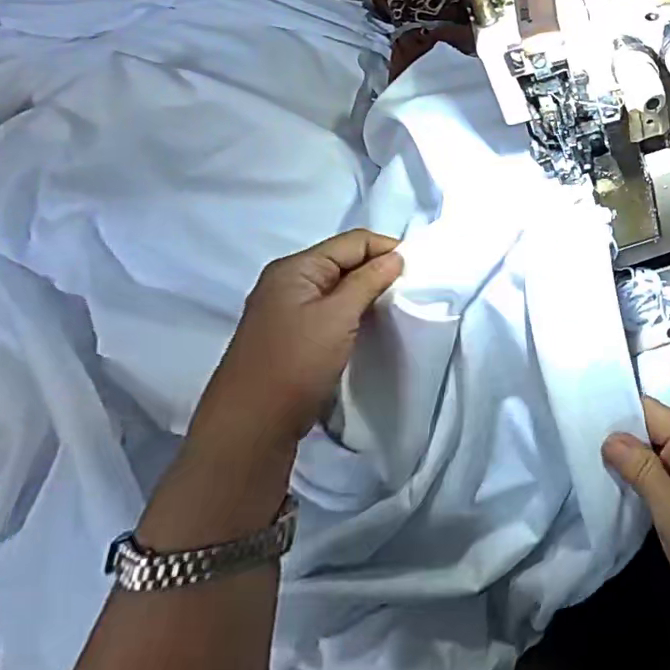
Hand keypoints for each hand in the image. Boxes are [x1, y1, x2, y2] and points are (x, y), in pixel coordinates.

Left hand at [192, 228, 403, 454]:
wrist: (251, 428)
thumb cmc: (294, 364)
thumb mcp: (338, 316)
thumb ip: (368, 280)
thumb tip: (395, 257)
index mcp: (295, 269)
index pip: (352, 242)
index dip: (387, 249)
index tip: (418, 270)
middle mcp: (288, 283)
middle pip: (345, 261)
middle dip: (379, 270)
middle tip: (411, 289)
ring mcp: (288, 310)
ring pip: (340, 287)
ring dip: (368, 292)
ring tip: (396, 307)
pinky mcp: (293, 335)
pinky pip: (332, 310)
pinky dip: (355, 312)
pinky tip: (371, 325)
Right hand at [603, 396, 669, 617]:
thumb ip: (642, 471)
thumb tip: (610, 437)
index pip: (651, 410)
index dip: (618, 413)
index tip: (583, 421)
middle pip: (652, 426)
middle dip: (619, 435)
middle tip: (578, 445)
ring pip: (655, 448)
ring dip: (628, 456)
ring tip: (589, 461)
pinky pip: (663, 468)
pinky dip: (642, 473)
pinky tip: (619, 484)